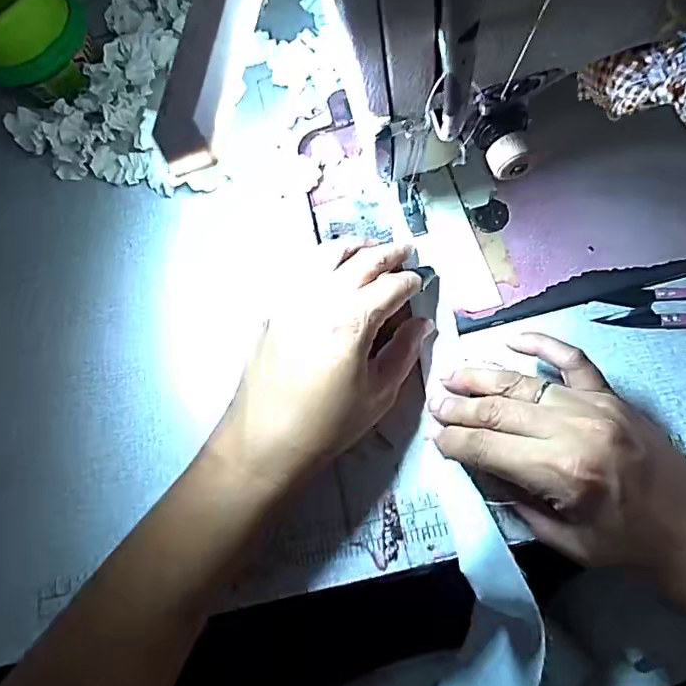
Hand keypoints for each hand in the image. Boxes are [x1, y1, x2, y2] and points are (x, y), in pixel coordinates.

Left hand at [207, 240, 431, 495]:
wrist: (265, 438)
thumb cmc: (327, 424)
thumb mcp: (378, 394)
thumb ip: (403, 352)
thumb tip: (421, 324)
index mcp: (352, 322)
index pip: (390, 286)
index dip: (411, 280)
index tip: (421, 280)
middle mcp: (321, 300)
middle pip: (360, 260)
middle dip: (388, 252)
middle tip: (405, 249)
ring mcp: (292, 299)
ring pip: (325, 254)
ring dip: (353, 247)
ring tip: (369, 248)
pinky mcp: (273, 307)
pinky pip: (300, 268)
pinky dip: (321, 258)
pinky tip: (331, 265)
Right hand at [428, 334, 685, 623]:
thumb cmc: (629, 549)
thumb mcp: (562, 539)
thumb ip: (514, 497)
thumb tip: (475, 463)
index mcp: (563, 473)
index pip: (487, 446)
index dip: (453, 440)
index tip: (434, 437)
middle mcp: (576, 430)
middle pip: (499, 410)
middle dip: (459, 407)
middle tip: (433, 403)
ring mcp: (597, 407)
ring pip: (524, 384)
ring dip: (483, 378)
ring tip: (452, 376)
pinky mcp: (614, 397)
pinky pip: (573, 361)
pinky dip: (542, 345)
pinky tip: (513, 339)